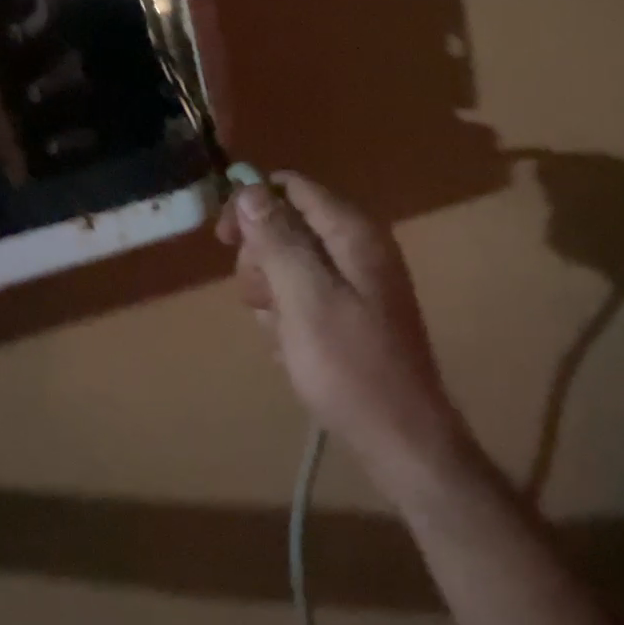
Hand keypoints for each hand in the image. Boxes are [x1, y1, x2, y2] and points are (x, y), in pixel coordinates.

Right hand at [217, 173, 468, 480]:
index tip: (223, 241)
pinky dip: (290, 322)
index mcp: (353, 232)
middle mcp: (358, 248)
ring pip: (291, 268)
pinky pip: (305, 301)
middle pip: (289, 227)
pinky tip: (293, 352)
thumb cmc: (351, 367)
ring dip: (273, 299)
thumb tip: (249, 190)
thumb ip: (278, 241)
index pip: (293, 189)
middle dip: (262, 261)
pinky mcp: (353, 316)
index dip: (252, 205)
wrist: (400, 435)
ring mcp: (358, 284)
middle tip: (261, 302)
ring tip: (283, 337)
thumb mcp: (305, 299)